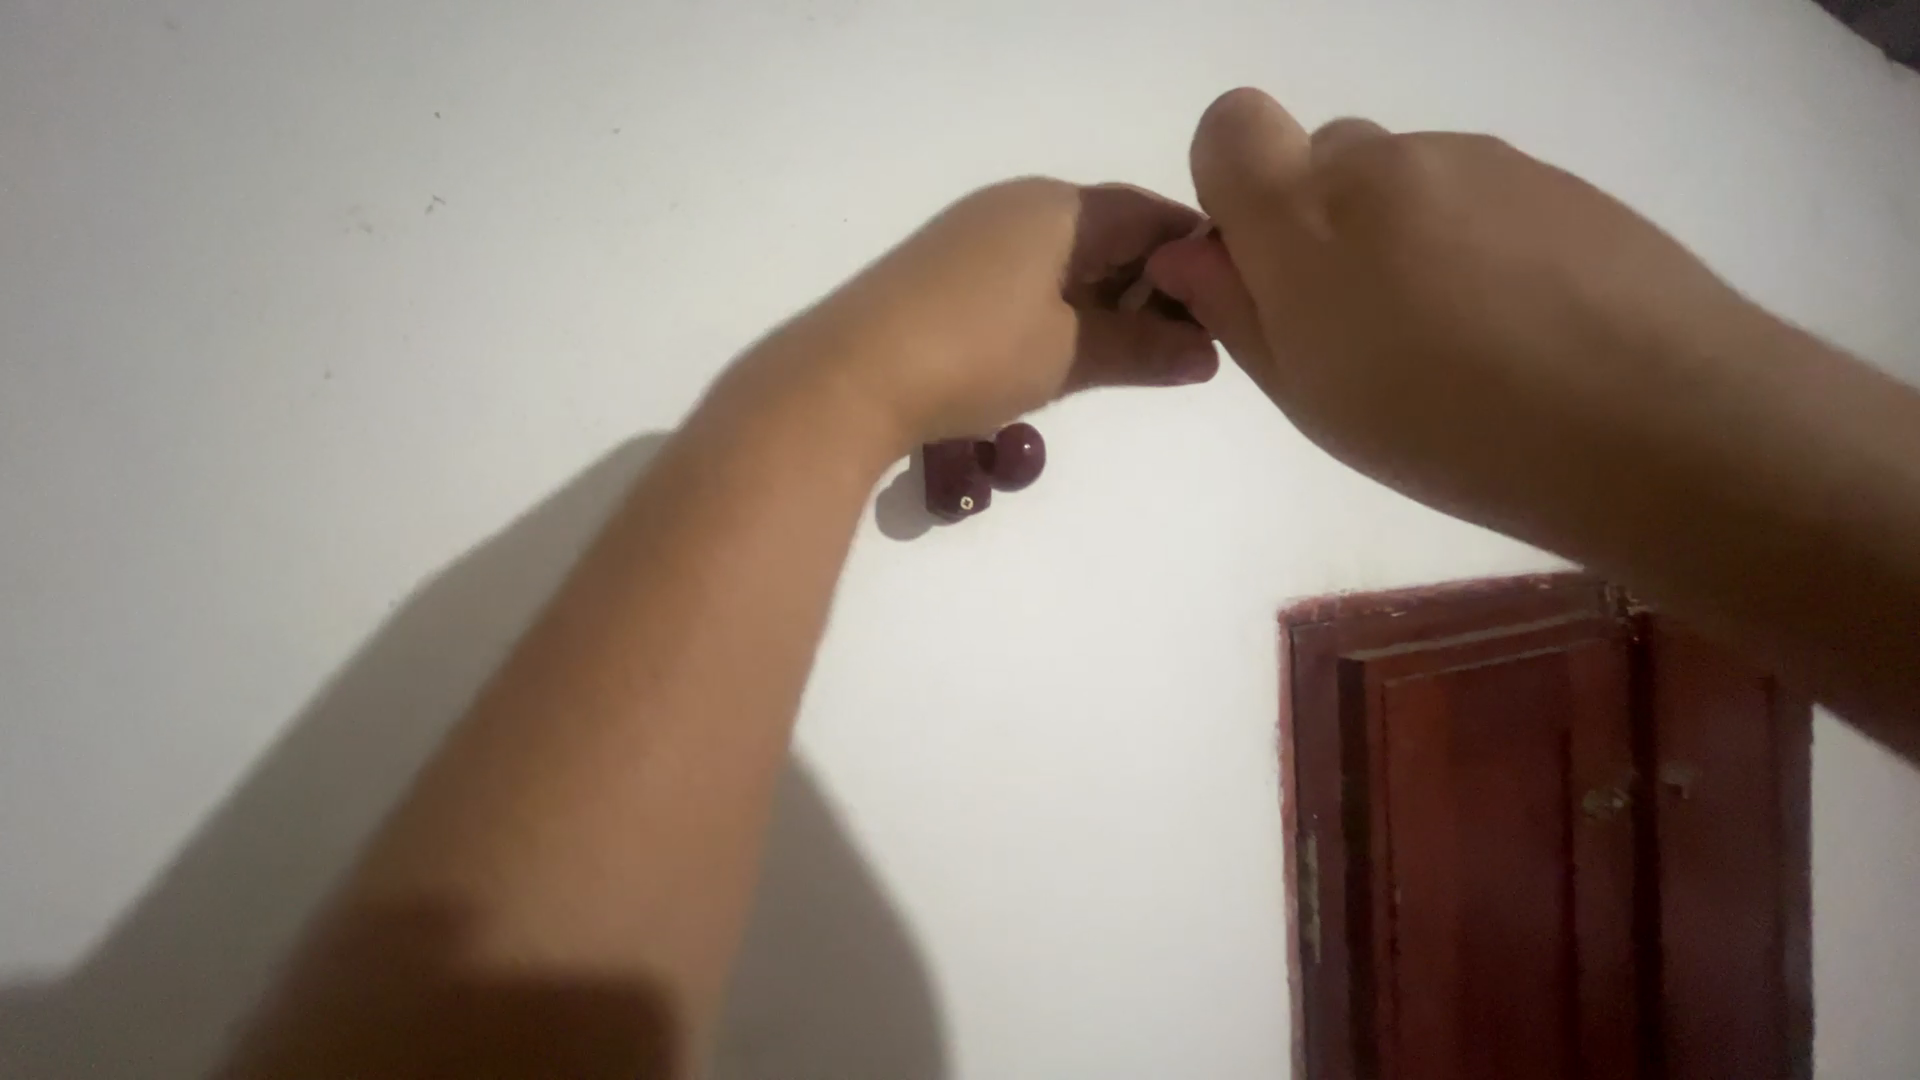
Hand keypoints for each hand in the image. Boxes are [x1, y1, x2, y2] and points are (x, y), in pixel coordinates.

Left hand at [799, 178, 1218, 446]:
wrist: (850, 377)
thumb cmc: (975, 355)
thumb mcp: (1069, 354)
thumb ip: (1144, 350)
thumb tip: (1208, 355)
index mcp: (1061, 208)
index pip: (1152, 218)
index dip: (1193, 264)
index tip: (1218, 316)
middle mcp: (1017, 207)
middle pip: (1106, 238)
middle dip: (1144, 292)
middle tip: (1168, 352)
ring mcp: (971, 236)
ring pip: (1060, 264)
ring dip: (1095, 308)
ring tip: (1111, 361)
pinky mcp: (939, 273)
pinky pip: (1018, 282)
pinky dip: (1048, 314)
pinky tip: (1047, 356)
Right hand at [1144, 88, 1778, 527]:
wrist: (1648, 422)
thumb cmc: (1432, 427)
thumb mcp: (1299, 389)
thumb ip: (1232, 309)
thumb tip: (1185, 253)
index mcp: (1304, 216)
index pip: (1229, 128)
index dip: (1227, 185)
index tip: (1253, 263)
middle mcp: (1384, 162)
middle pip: (1316, 158)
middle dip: (1309, 224)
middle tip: (1348, 324)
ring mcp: (1475, 159)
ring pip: (1393, 178)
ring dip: (1385, 237)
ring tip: (1435, 334)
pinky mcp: (1549, 174)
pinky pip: (1462, 192)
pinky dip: (1454, 239)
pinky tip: (1497, 317)